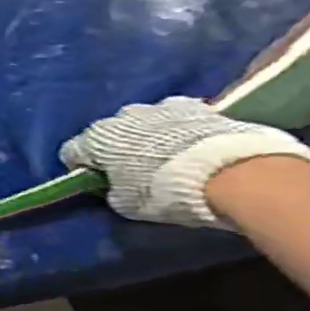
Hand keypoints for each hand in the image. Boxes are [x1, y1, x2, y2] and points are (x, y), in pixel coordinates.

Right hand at [60, 96, 309, 227]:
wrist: (235, 173)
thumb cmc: (165, 190)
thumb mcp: (126, 202)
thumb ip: (114, 189)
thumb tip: (116, 186)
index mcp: (95, 139)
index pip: (73, 151)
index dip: (84, 168)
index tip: (98, 181)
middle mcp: (122, 117)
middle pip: (112, 133)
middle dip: (119, 148)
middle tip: (135, 169)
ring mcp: (165, 108)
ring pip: (147, 122)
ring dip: (152, 136)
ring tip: (170, 156)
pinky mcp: (205, 108)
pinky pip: (184, 119)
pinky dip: (185, 131)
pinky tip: (196, 147)